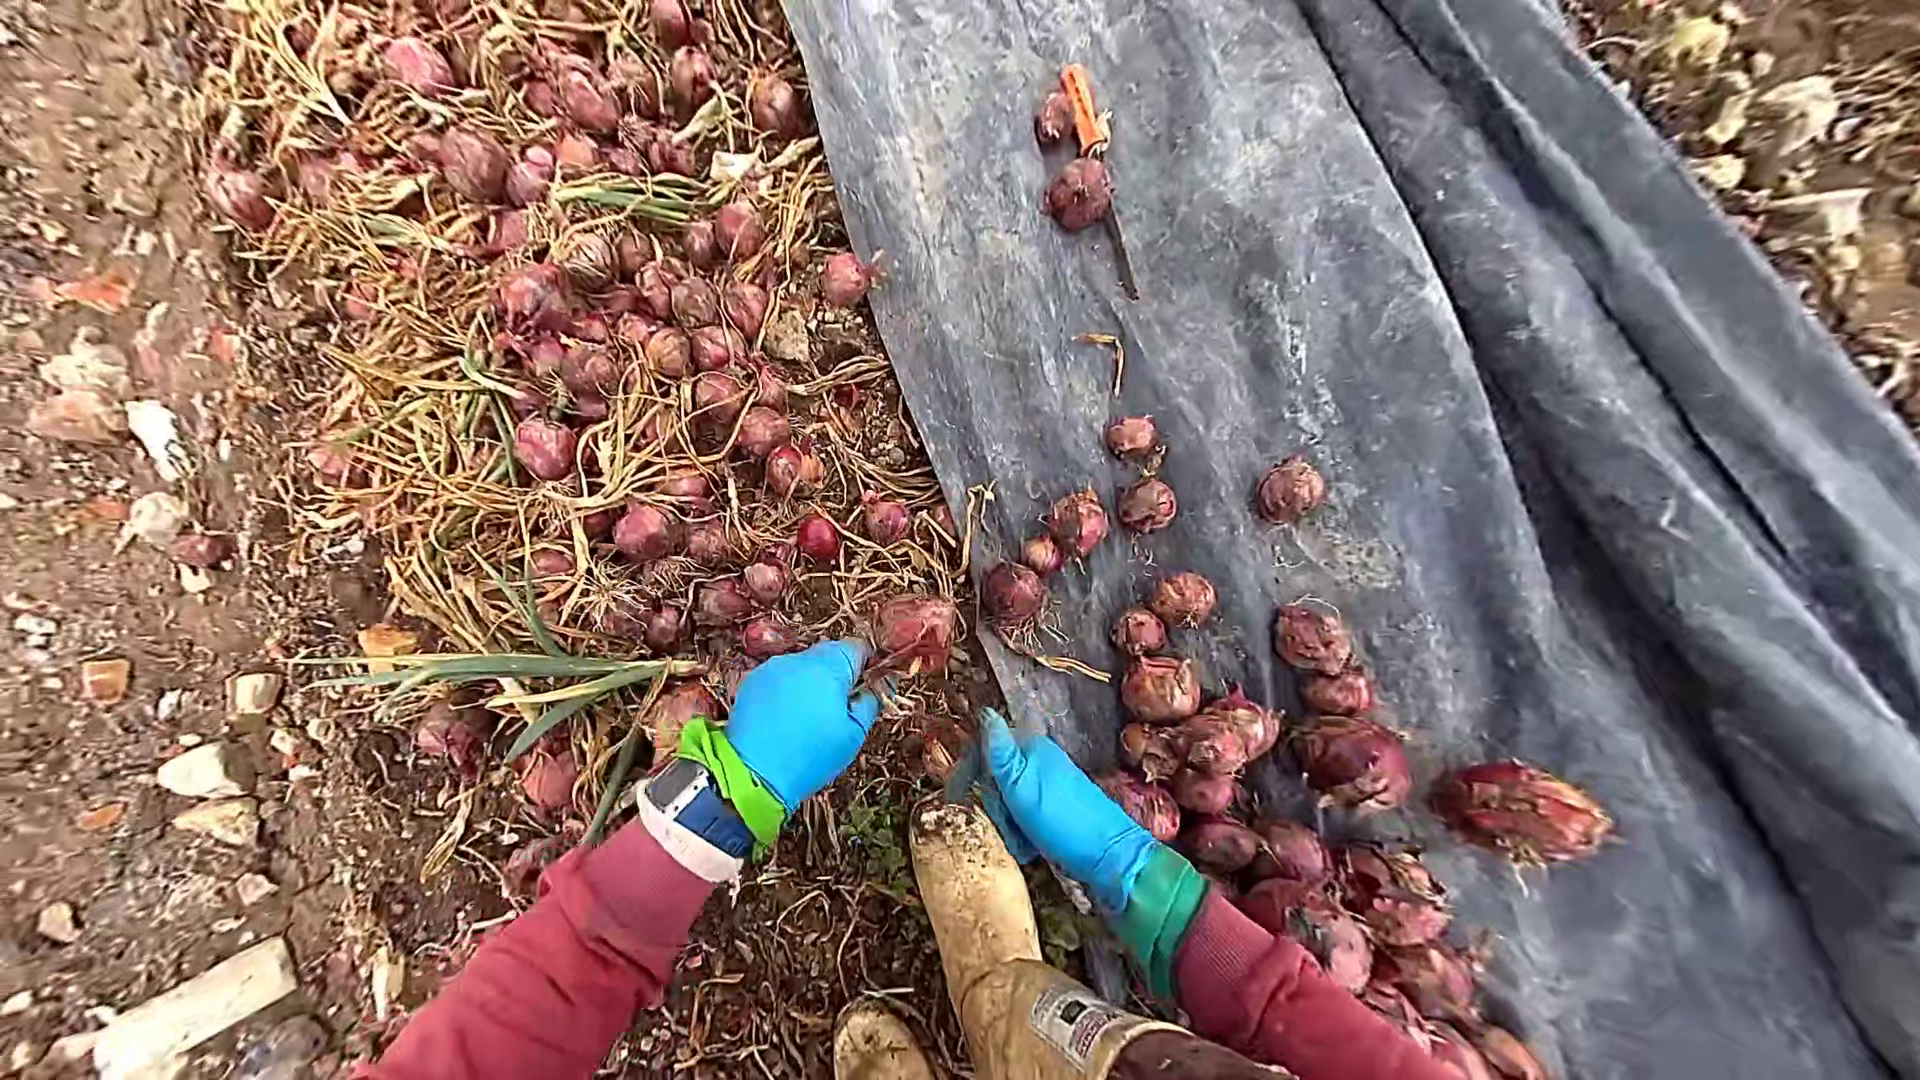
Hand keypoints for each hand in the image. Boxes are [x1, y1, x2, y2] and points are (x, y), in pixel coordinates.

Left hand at [727, 639, 882, 810]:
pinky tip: (787, 718)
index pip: (859, 647)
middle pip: (831, 654)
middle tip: (840, 709)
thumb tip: (885, 680)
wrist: (753, 776)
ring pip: (805, 666)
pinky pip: (781, 677)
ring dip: (813, 682)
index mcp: (829, 665)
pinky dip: (789, 690)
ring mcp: (773, 667)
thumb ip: (873, 698)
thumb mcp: (854, 732)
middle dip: (840, 675)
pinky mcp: (753, 681)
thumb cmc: (811, 755)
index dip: (868, 665)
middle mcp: (799, 658)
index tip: (867, 688)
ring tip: (810, 717)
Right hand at [979, 708, 1158, 910]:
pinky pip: (1024, 815)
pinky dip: (1022, 832)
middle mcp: (1038, 760)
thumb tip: (985, 712)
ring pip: (1007, 800)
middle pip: (994, 777)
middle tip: (1007, 822)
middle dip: (994, 805)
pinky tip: (1031, 847)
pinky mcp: (1053, 807)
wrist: (1107, 856)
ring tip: (1022, 841)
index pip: (985, 747)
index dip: (968, 771)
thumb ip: (999, 751)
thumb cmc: (1060, 820)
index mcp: (1030, 747)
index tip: (955, 798)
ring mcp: (1047, 784)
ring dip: (1008, 823)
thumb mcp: (1020, 786)